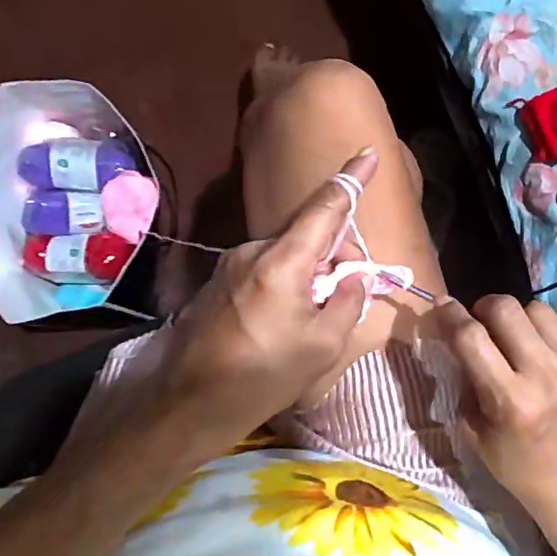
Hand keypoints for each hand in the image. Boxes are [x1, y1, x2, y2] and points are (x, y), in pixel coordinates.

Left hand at [152, 149, 376, 441]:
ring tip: (310, 321)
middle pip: (309, 235)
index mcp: (282, 261)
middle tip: (345, 298)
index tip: (368, 152)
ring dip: (309, 275)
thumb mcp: (323, 346)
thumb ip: (347, 302)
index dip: (351, 180)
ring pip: (287, 255)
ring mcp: (230, 264)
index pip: (326, 207)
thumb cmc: (262, 377)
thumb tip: (352, 278)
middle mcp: (253, 250)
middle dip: (335, 256)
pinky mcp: (218, 280)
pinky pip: (265, 269)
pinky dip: (285, 284)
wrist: (188, 404)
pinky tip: (281, 324)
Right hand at [437, 295, 556, 539]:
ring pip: (536, 309)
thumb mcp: (473, 423)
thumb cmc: (509, 456)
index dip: (451, 315)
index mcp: (511, 401)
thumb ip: (465, 374)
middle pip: (507, 309)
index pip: (472, 338)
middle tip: (481, 322)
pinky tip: (540, 356)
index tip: (442, 304)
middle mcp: (547, 379)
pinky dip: (543, 334)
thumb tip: (453, 328)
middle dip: (485, 308)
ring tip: (513, 338)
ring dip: (517, 318)